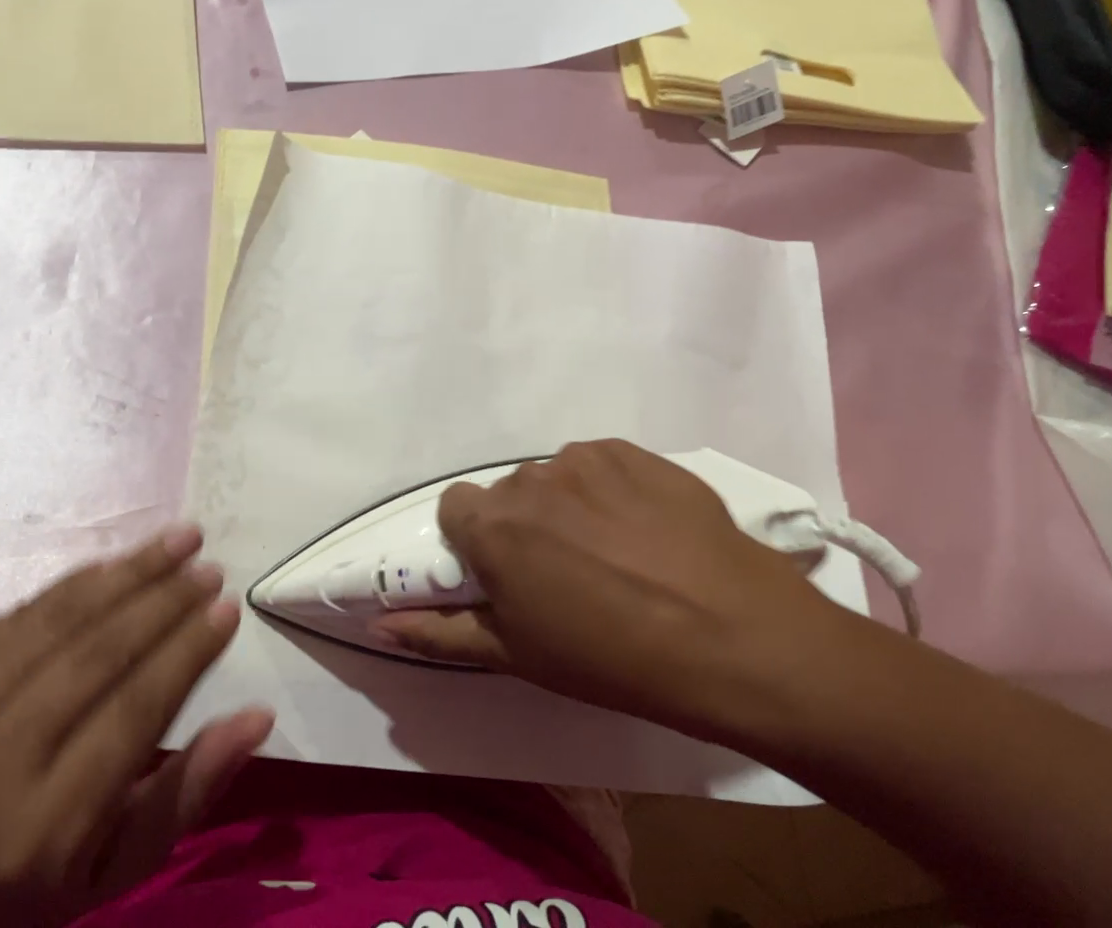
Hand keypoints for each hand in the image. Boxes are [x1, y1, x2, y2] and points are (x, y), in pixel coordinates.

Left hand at [0, 527, 273, 927]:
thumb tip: (257, 717)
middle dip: (161, 602)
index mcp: (43, 830)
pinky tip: (118, 565)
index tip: (226, 609)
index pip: (132, 716)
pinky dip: (75, 586)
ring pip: (54, 625)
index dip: (184, 654)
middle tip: (208, 568)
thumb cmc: (25, 888)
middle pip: (93, 660)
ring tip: (178, 541)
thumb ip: (188, 792)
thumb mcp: (118, 868)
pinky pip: (14, 619)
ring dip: (125, 575)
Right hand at [374, 440, 865, 744]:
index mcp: (493, 526)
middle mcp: (531, 480)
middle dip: (524, 527)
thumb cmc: (611, 658)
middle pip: (509, 494)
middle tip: (567, 576)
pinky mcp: (638, 453)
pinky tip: (646, 532)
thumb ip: (438, 631)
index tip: (506, 576)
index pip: (455, 508)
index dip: (476, 543)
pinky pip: (602, 466)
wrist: (733, 638)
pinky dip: (610, 491)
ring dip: (569, 507)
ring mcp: (588, 460)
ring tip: (616, 555)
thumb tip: (378, 622)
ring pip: (557, 478)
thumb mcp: (516, 655)